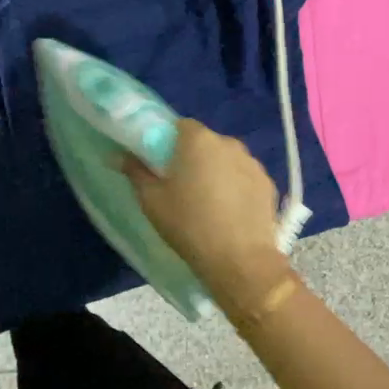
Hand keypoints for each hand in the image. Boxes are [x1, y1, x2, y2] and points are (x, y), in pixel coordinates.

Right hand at [123, 118, 290, 313]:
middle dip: (194, 157)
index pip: (180, 126)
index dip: (169, 142)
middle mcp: (228, 143)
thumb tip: (120, 155)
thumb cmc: (189, 225)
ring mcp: (252, 163)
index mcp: (198, 140)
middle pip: (205, 142)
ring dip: (217, 171)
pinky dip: (236, 187)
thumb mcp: (152, 201)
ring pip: (226, 159)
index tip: (163, 165)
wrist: (240, 262)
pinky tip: (230, 212)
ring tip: (209, 203)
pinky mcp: (268, 183)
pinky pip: (244, 177)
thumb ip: (136, 172)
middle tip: (182, 186)